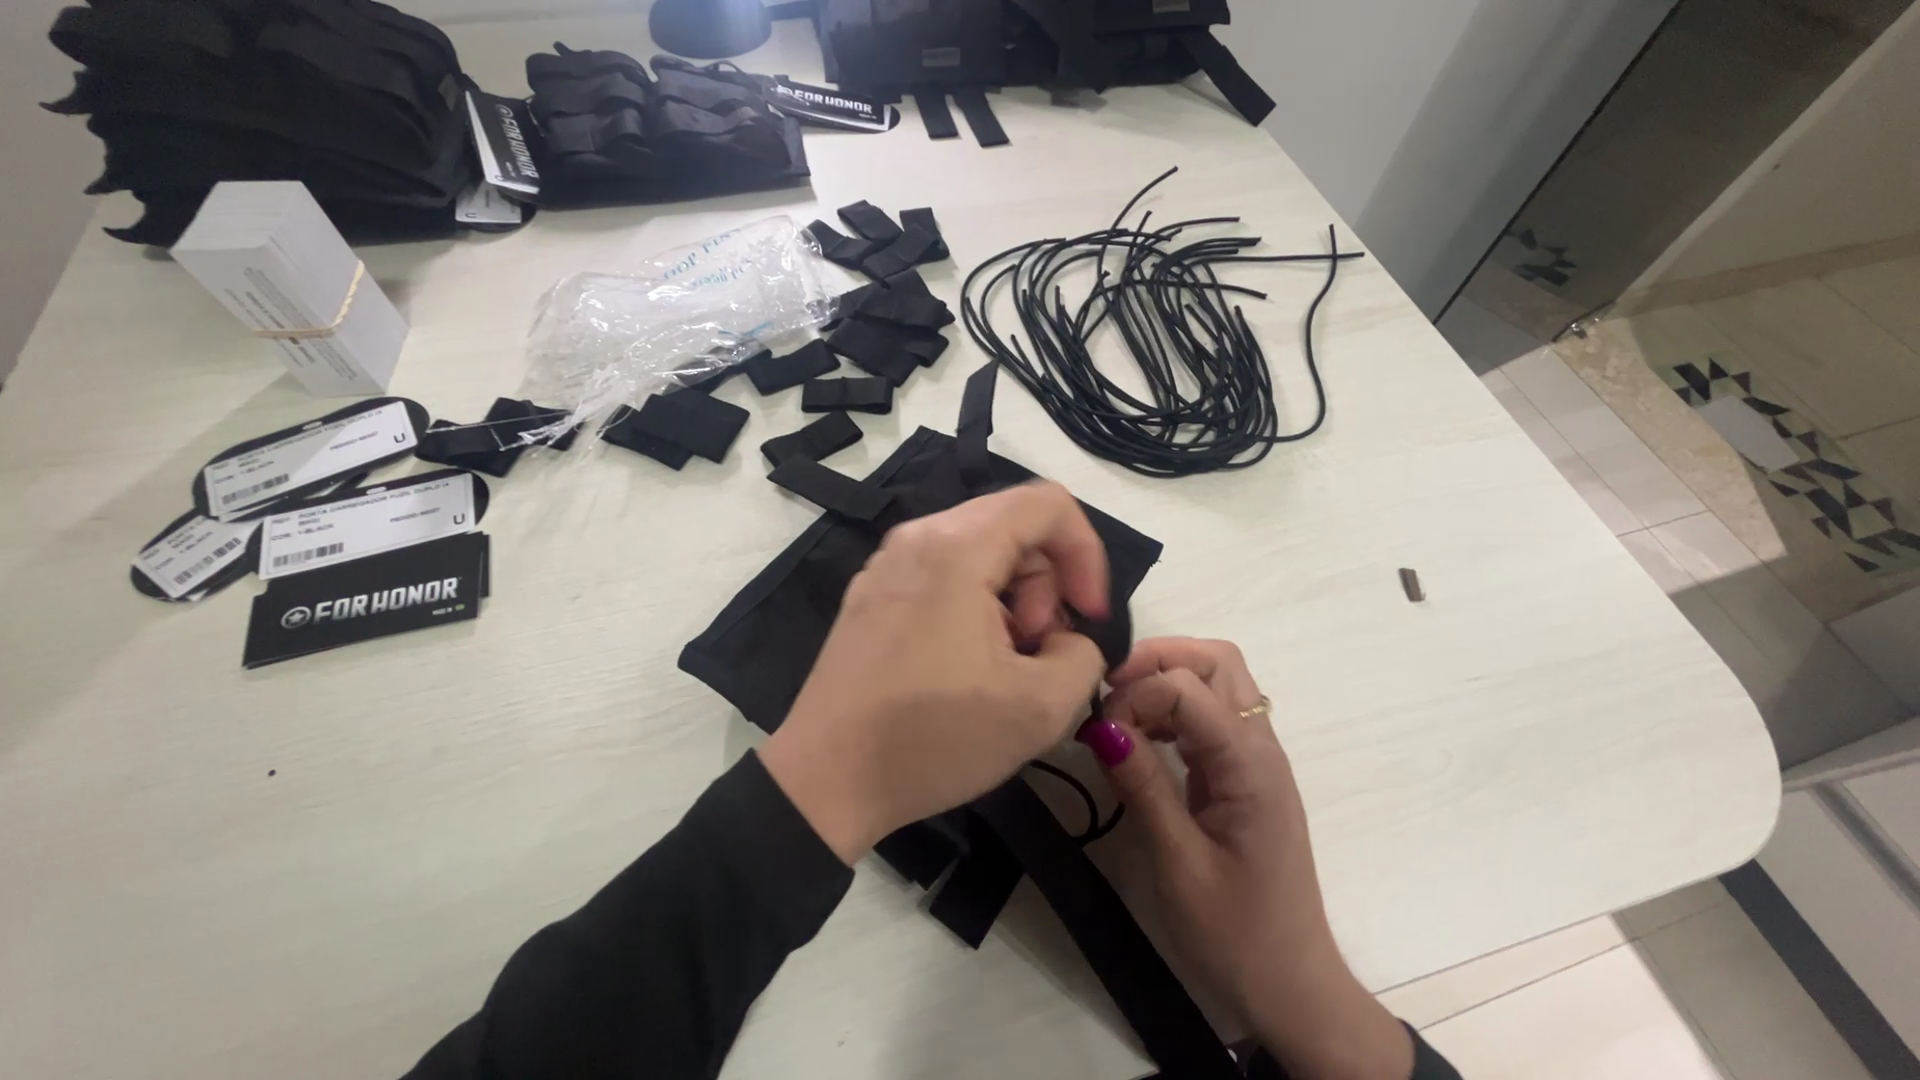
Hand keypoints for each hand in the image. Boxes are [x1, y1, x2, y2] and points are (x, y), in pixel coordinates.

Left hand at [760, 482, 1109, 864]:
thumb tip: (1066, 639)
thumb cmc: (932, 738)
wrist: (824, 781)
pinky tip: (965, 667)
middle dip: (1047, 585)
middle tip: (1041, 651)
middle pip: (1013, 526)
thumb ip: (1083, 655)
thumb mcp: (1040, 708)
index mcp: (956, 547)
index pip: (1048, 504)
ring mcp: (885, 565)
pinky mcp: (869, 596)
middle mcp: (916, 538)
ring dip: (1013, 600)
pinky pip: (941, 575)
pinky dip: (974, 607)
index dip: (1086, 555)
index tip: (1088, 616)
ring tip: (1005, 666)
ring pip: (979, 552)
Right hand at [1087, 638, 1413, 1079]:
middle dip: (1159, 660)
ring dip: (1165, 681)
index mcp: (1251, 766)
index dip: (1139, 693)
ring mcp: (1254, 761)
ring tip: (1118, 715)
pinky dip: (1171, 712)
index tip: (1099, 730)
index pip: (1191, 688)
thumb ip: (1142, 786)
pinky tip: (1139, 740)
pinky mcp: (1241, 778)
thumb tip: (1102, 725)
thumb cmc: (1236, 934)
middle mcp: (1260, 748)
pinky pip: (1210, 718)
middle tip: (1109, 692)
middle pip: (1217, 661)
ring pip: (1217, 682)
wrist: (1290, 987)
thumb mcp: (1178, 863)